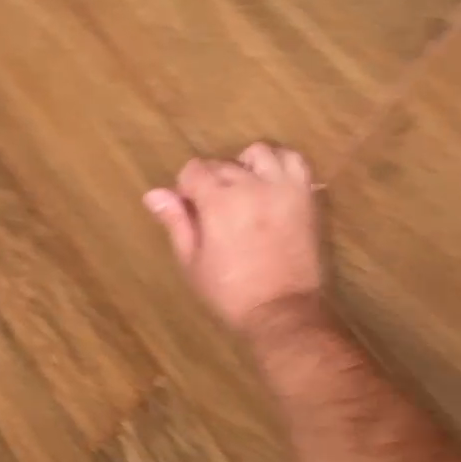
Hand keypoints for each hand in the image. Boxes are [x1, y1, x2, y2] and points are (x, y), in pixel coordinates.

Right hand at [144, 143, 323, 334]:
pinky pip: (292, 160)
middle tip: (211, 214)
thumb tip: (153, 193)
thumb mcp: (192, 261)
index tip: (188, 212)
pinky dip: (278, 164)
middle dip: (211, 182)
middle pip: (223, 164)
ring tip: (242, 192)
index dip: (185, 189)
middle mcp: (250, 184)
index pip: (193, 170)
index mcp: (218, 201)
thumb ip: (176, 222)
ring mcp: (283, 186)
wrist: (280, 308)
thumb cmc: (228, 292)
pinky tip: (269, 185)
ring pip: (258, 153)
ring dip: (244, 166)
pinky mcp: (307, 193)